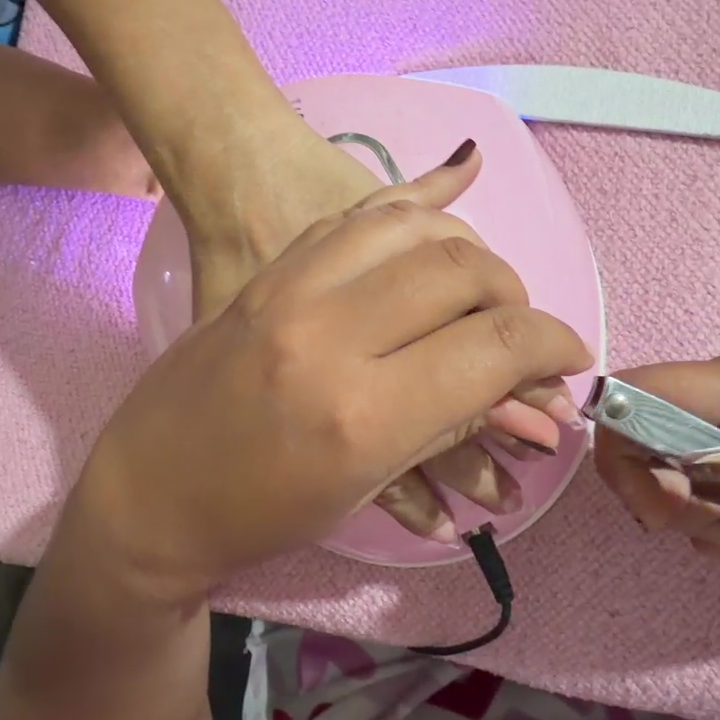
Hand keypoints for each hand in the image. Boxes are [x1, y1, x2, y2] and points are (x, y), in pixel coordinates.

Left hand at [189, 136, 578, 541]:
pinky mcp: (268, 271)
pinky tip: (441, 207)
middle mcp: (329, 333)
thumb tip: (518, 379)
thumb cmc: (258, 512)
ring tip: (480, 281)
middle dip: (515, 294)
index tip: (570, 356)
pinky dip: (408, 209)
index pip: (493, 346)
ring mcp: (290, 289)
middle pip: (463, 270)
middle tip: (519, 327)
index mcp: (362, 413)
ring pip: (412, 225)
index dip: (552, 343)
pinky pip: (354, 217)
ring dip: (466, 246)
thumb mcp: (364, 484)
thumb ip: (446, 419)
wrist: (150, 488)